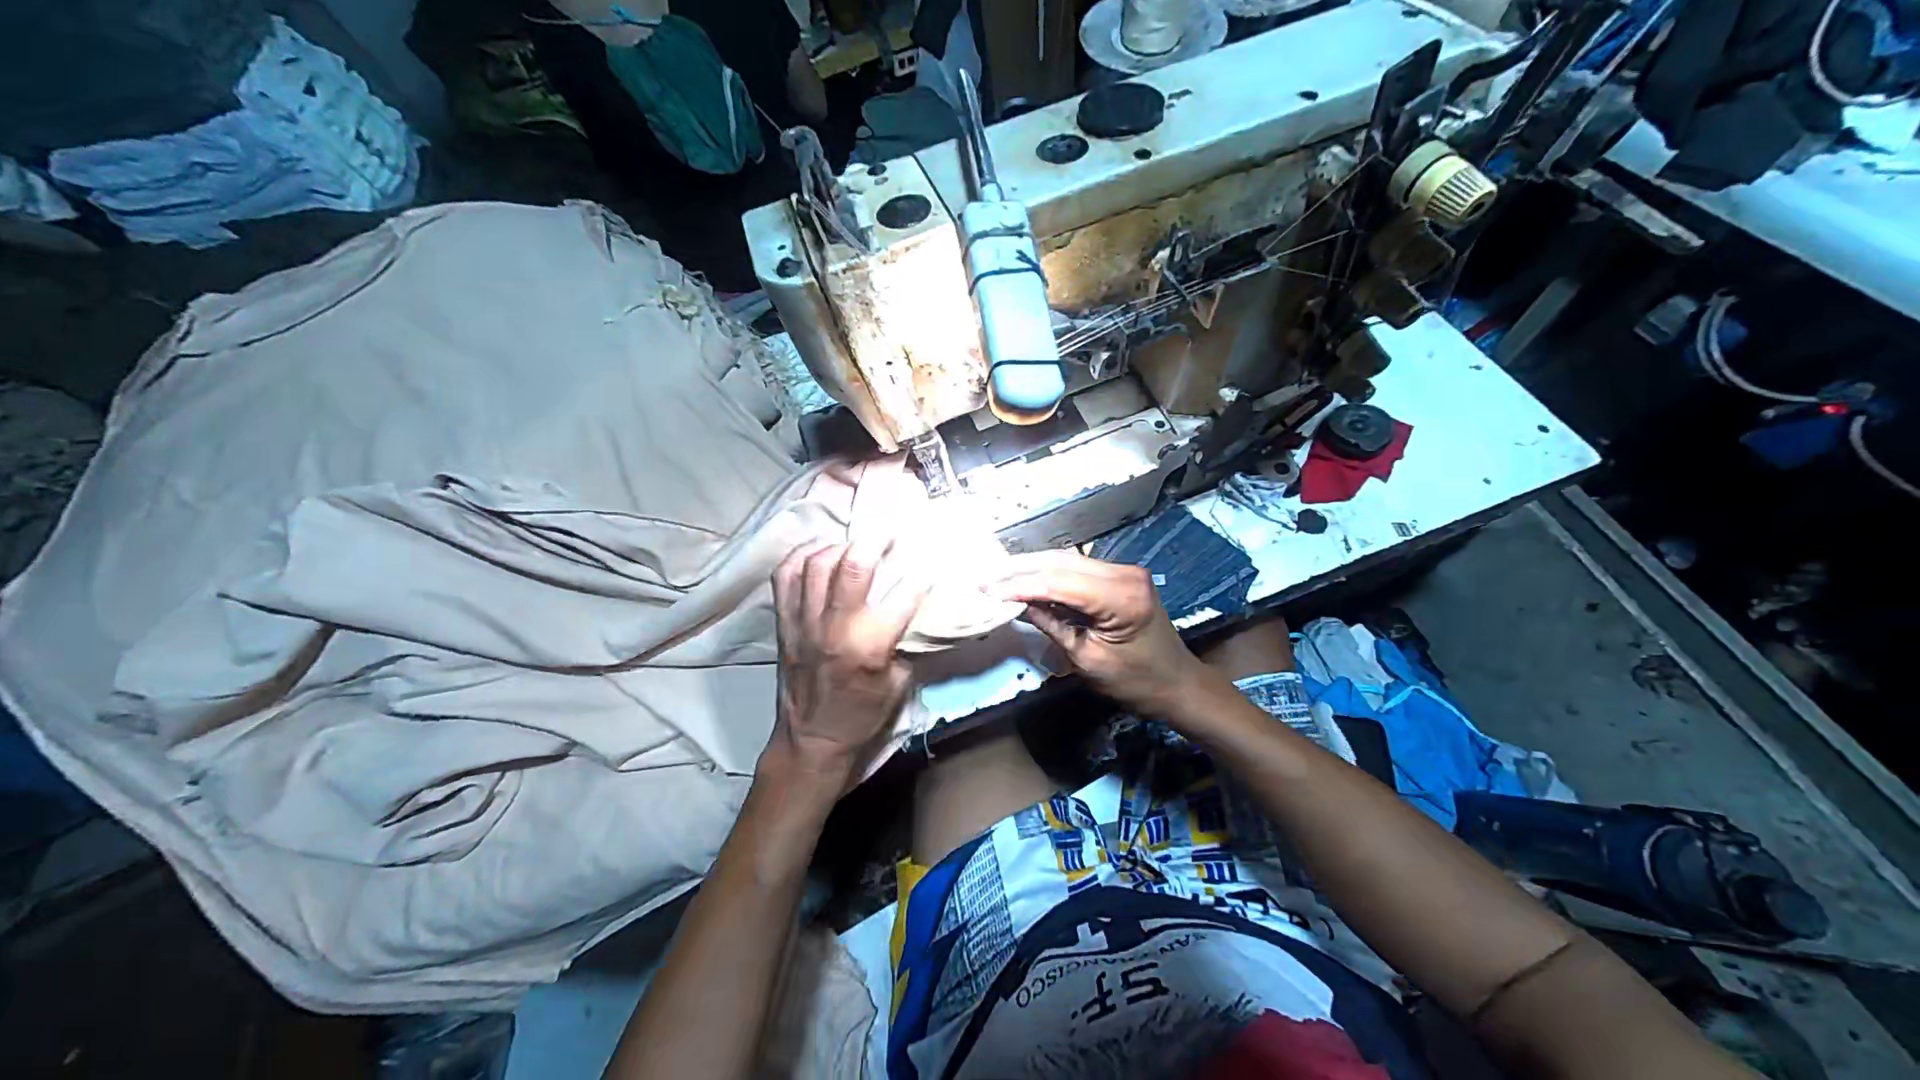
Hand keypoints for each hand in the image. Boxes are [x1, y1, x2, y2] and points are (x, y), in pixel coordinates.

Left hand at [765, 539, 930, 788]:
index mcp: (868, 646)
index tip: (932, 561)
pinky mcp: (783, 622)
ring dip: (841, 546)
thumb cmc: (861, 715)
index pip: (903, 594)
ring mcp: (803, 621)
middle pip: (852, 565)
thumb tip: (922, 608)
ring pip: (817, 563)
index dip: (922, 573)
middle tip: (891, 533)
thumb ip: (908, 642)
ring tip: (856, 544)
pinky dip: (803, 555)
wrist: (811, 739)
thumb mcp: (899, 684)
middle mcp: (834, 627)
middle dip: (876, 540)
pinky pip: (786, 574)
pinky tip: (821, 553)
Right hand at [991, 551, 1208, 715]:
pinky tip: (1027, 576)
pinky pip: (1078, 567)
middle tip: (986, 577)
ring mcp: (1125, 570)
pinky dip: (1050, 572)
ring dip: (1032, 567)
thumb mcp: (1087, 660)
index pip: (1058, 583)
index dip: (1019, 585)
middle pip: (1061, 562)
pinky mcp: (1121, 575)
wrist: (1177, 683)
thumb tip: (1017, 603)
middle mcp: (1125, 574)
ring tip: (998, 575)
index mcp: (1121, 598)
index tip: (987, 591)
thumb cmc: (1136, 682)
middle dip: (1020, 569)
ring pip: (1067, 559)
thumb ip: (1052, 626)